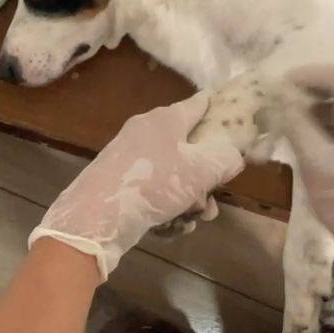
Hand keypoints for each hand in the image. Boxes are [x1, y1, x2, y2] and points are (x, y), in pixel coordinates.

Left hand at [29, 92, 246, 277]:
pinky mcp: (119, 184)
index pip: (199, 104)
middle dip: (205, 179)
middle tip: (211, 203)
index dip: (220, 111)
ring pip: (173, 176)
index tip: (237, 121)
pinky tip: (171, 228)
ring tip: (192, 220)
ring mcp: (130, 159)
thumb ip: (225, 159)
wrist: (96, 218)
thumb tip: (233, 155)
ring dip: (188, 200)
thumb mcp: (200, 171)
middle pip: (188, 149)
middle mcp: (146, 133)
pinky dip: (166, 209)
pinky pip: (154, 193)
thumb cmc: (153, 184)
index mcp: (165, 119)